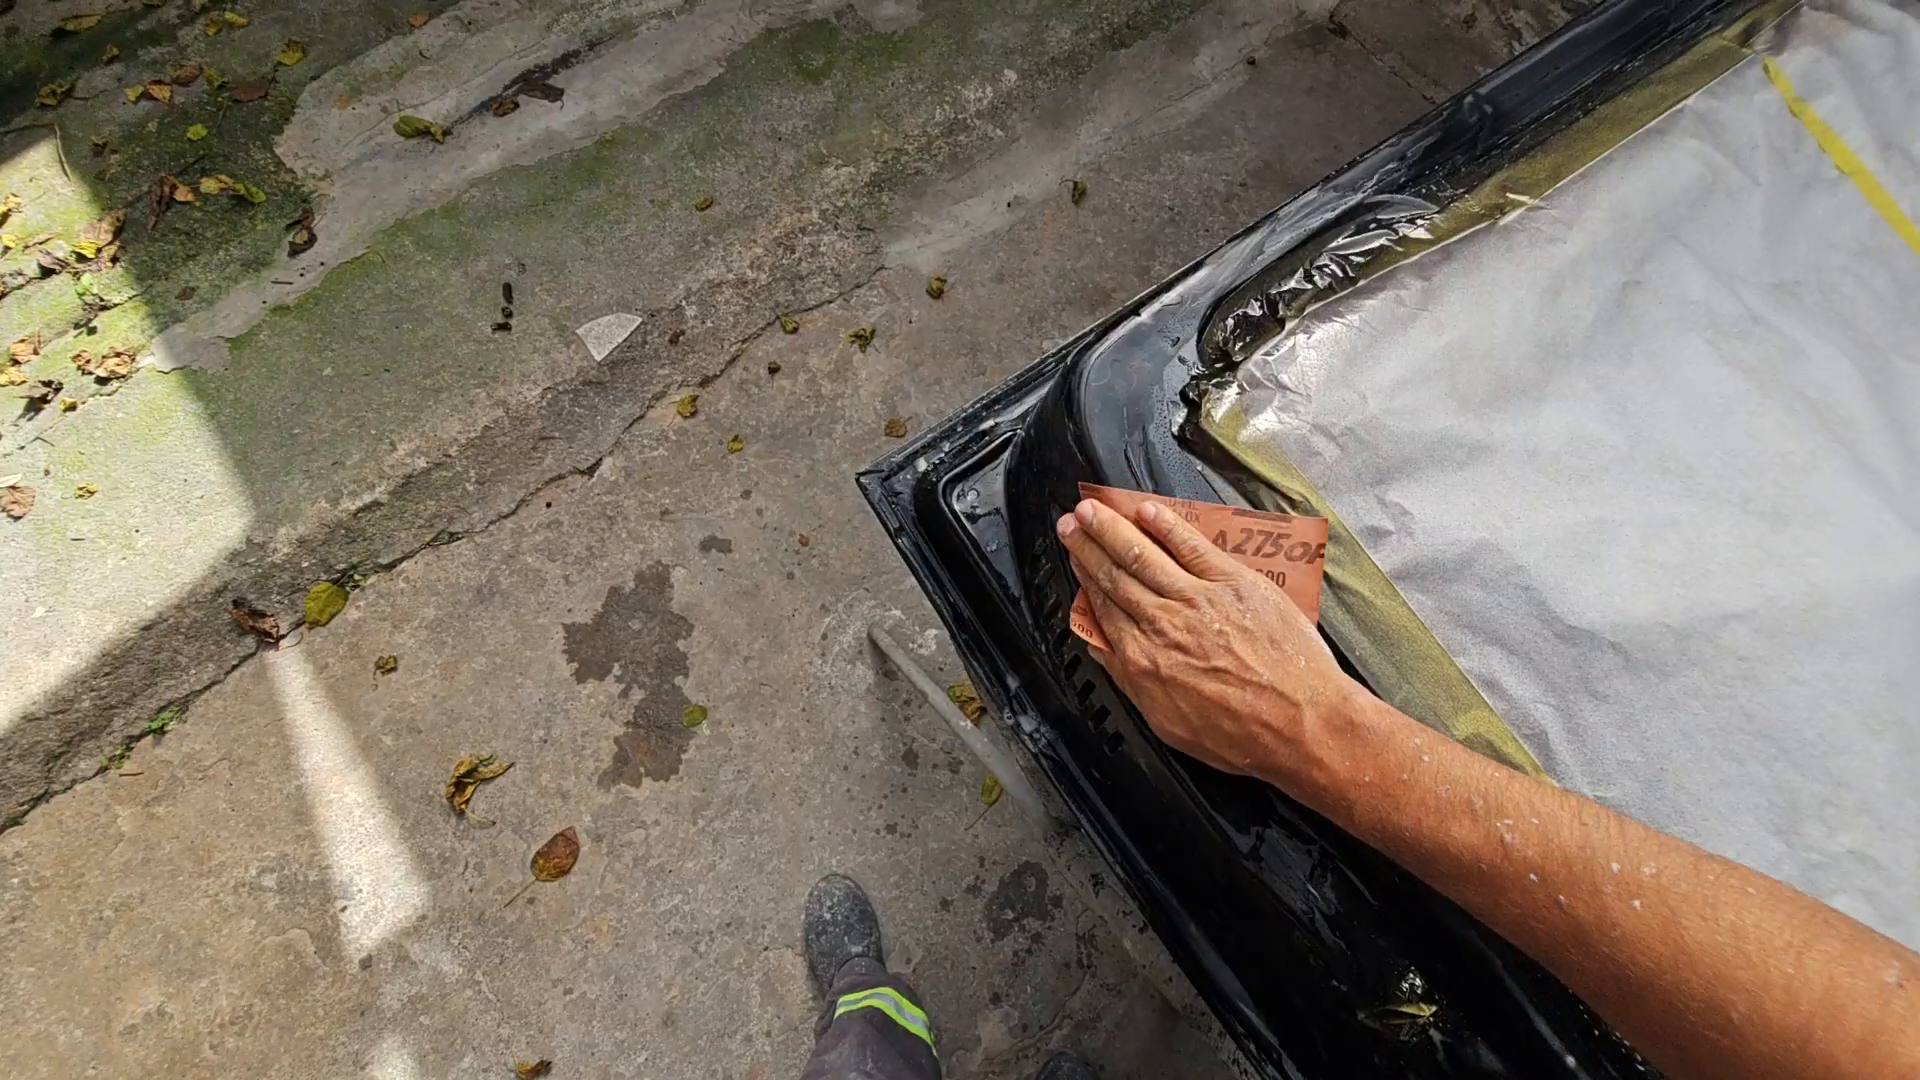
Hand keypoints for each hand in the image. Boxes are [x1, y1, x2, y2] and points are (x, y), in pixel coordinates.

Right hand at [1056, 497, 1364, 781]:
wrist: (1302, 725)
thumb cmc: (1241, 732)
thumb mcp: (1167, 722)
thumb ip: (1128, 680)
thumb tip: (1102, 650)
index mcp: (1143, 658)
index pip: (1103, 605)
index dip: (1084, 575)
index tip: (1073, 556)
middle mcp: (1163, 622)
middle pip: (1115, 574)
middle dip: (1087, 544)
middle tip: (1069, 522)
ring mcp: (1198, 599)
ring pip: (1143, 554)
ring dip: (1113, 527)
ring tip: (1092, 508)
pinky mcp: (1234, 583)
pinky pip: (1193, 547)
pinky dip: (1167, 526)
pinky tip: (1147, 510)